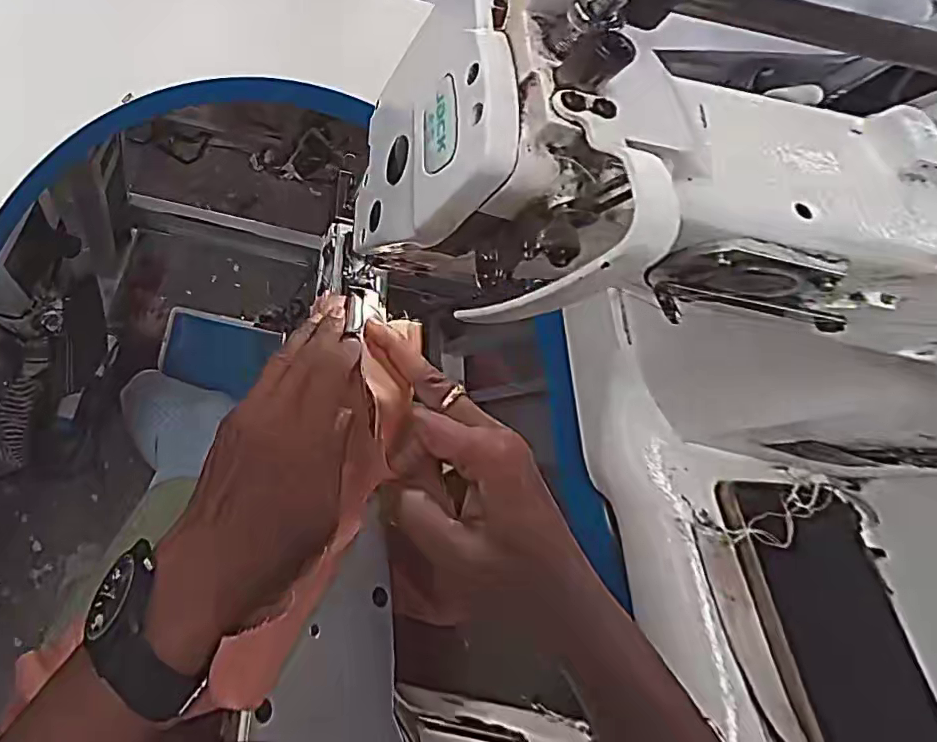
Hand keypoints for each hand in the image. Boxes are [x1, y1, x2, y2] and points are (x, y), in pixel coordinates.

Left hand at [146, 297, 365, 672]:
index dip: (343, 350)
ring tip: (318, 315)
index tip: (357, 334)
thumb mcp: (326, 509)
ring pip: (279, 364)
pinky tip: (290, 355)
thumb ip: (336, 453)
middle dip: (323, 330)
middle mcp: (272, 415)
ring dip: (301, 337)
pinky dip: (282, 359)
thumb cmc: (276, 548)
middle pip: (302, 360)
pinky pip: (263, 379)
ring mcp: (247, 416)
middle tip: (340, 305)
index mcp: (302, 435)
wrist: (210, 564)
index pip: (326, 374)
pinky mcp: (231, 425)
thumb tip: (345, 413)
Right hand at [365, 321, 593, 640]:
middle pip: (440, 388)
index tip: (371, 441)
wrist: (565, 602)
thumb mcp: (455, 553)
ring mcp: (501, 445)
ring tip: (386, 363)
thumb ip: (411, 509)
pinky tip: (409, 424)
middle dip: (404, 359)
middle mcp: (498, 438)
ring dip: (415, 385)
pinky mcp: (498, 459)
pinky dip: (429, 417)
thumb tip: (386, 481)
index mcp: (490, 453)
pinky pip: (455, 427)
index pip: (422, 423)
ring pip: (448, 403)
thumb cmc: (522, 584)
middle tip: (376, 334)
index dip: (393, 440)